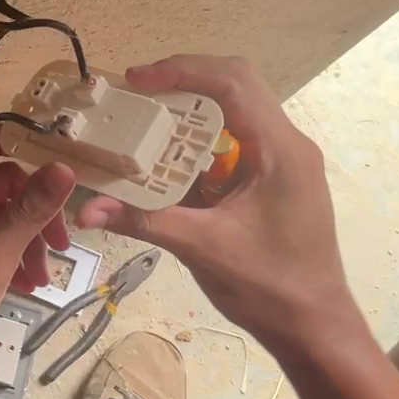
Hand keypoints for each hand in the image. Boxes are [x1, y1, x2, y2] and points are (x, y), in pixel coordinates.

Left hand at [0, 125, 74, 386]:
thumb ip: (30, 210)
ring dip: (22, 240)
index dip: (32, 143)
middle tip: (61, 247)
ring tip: (40, 279)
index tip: (69, 162)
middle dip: (34, 212)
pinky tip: (21, 283)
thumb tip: (64, 168)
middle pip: (1, 181)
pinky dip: (2, 252)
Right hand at [77, 55, 358, 351]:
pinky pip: (231, 140)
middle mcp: (286, 144)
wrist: (313, 326)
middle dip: (182, 80)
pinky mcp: (270, 177)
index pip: (233, 84)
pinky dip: (196, 138)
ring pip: (233, 110)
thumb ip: (142, 221)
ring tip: (143, 115)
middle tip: (134, 92)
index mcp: (280, 151)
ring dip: (188, 107)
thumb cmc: (268, 286)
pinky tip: (164, 155)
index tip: (136, 80)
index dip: (182, 71)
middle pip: (235, 85)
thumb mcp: (201, 248)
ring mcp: (280, 159)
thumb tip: (84, 209)